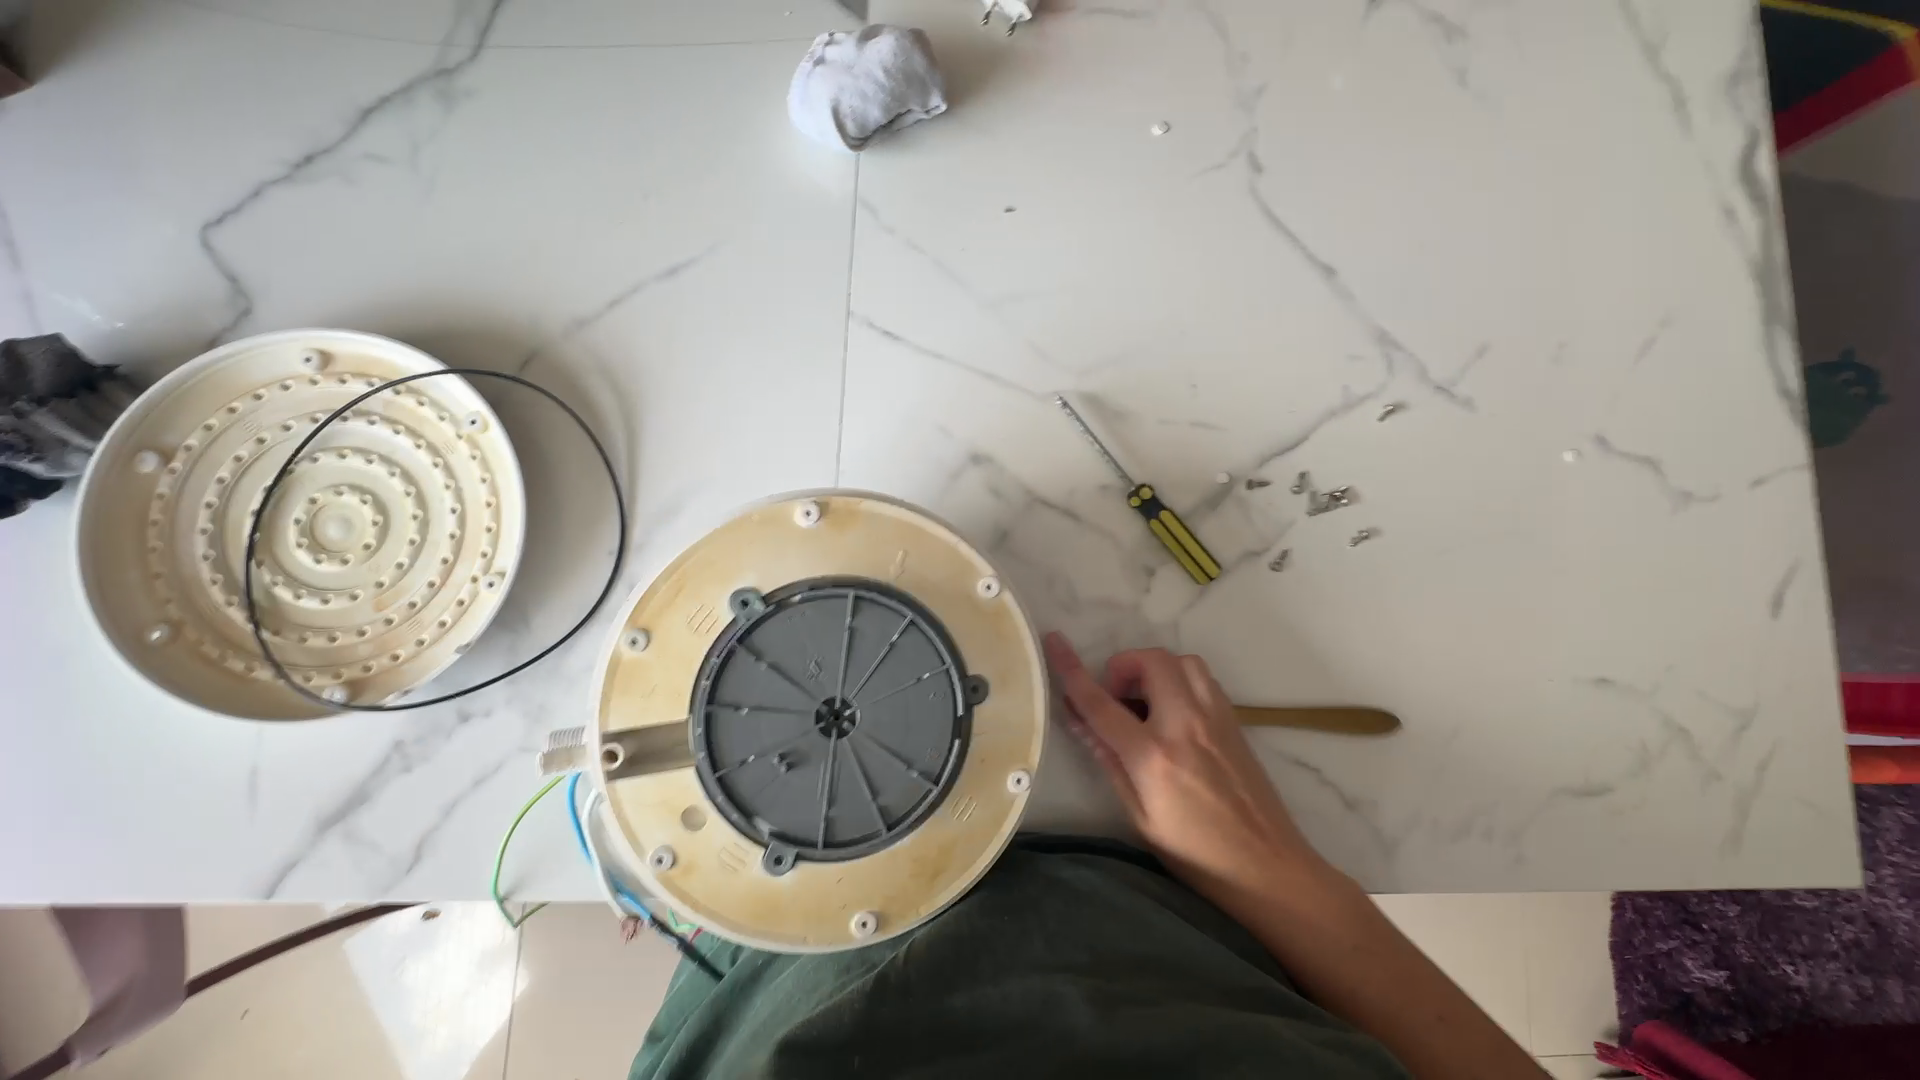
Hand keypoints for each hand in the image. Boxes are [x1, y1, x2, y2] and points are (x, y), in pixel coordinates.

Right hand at [1042, 632, 1335, 903]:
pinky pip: (1203, 679)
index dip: (1072, 670)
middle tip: (1116, 699)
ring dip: (1155, 669)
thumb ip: (1109, 762)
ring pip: (1182, 661)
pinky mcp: (1235, 722)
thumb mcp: (1138, 816)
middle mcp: (1186, 725)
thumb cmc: (1195, 854)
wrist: (1267, 867)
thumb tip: (1080, 722)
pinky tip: (1173, 713)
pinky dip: (1180, 680)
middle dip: (1123, 666)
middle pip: (1151, 661)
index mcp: (1153, 757)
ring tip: (1145, 702)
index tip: (1054, 641)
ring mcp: (1216, 719)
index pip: (1102, 703)